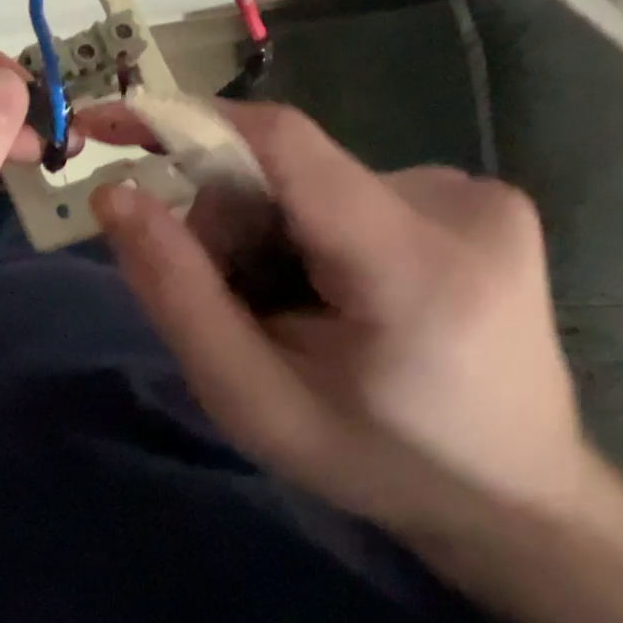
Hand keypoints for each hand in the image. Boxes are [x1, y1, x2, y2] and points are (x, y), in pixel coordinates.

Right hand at [80, 101, 596, 535]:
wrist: (518, 501)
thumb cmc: (375, 458)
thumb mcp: (250, 397)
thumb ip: (177, 292)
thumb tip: (112, 192)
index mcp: (414, 261)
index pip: (280, 141)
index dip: (181, 121)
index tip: (104, 130)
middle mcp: (456, 202)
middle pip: (278, 170)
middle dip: (224, 224)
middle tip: (230, 304)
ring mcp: (475, 195)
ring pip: (301, 179)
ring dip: (262, 233)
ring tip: (288, 312)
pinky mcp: (474, 198)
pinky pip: (338, 186)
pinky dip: (303, 231)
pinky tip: (330, 294)